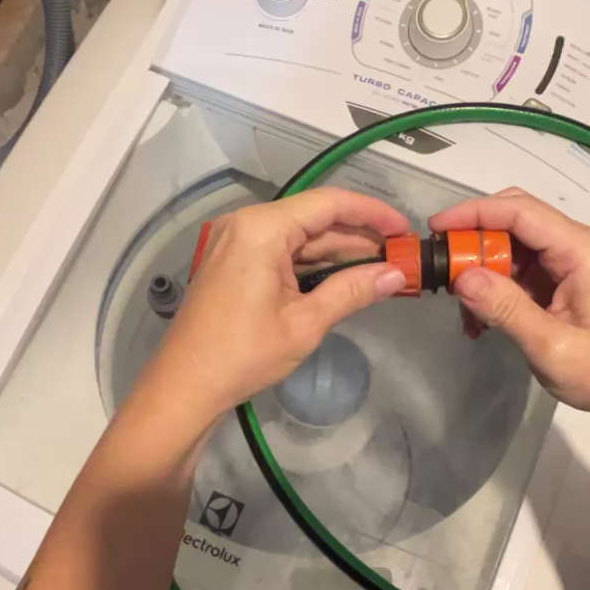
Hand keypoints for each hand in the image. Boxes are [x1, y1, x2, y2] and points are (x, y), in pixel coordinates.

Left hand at [134, 188, 409, 424]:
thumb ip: (352, 291)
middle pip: (313, 218)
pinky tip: (344, 276)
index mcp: (262, 229)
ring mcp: (237, 243)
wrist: (186, 385)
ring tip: (380, 266)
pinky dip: (313, 264)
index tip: (403, 229)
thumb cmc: (243, 354)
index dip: (371, 213)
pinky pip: (281, 253)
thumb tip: (396, 275)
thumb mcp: (305, 323)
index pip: (328, 204)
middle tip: (398, 254)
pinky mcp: (234, 263)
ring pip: (299, 237)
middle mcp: (247, 225)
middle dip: (358, 236)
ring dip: (338, 251)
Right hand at [431, 189, 589, 431]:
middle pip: (517, 221)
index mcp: (584, 252)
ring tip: (465, 310)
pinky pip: (523, 271)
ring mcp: (574, 263)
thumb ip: (505, 308)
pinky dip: (497, 289)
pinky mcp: (567, 281)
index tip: (435, 229)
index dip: (474, 213)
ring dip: (484, 271)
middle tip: (444, 269)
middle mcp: (581, 246)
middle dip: (475, 240)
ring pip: (515, 247)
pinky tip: (483, 320)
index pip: (521, 212)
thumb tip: (461, 277)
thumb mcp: (549, 346)